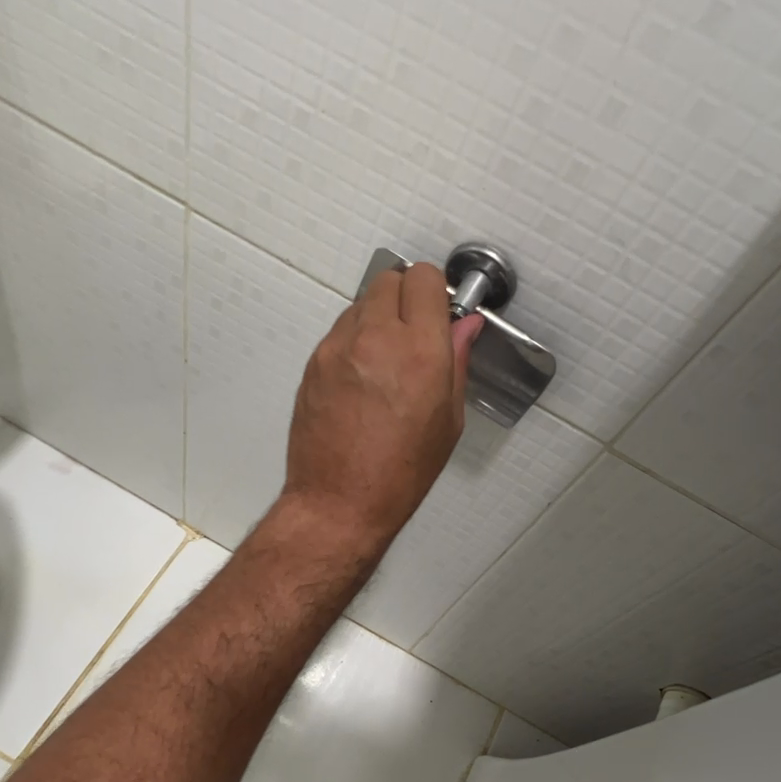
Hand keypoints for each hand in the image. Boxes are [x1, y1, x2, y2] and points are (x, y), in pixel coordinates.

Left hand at [281, 262, 483, 554]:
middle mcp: (376, 338)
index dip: (435, 294)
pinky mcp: (314, 362)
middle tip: (415, 334)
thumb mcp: (448, 421)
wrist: (338, 502)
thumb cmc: (401, 473)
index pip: (424, 279)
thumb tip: (466, 325)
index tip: (439, 316)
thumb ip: (456, 362)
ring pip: (362, 303)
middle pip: (391, 279)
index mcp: (420, 352)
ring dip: (379, 317)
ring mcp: (338, 347)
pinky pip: (340, 331)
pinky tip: (362, 380)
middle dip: (407, 298)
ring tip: (386, 363)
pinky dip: (355, 340)